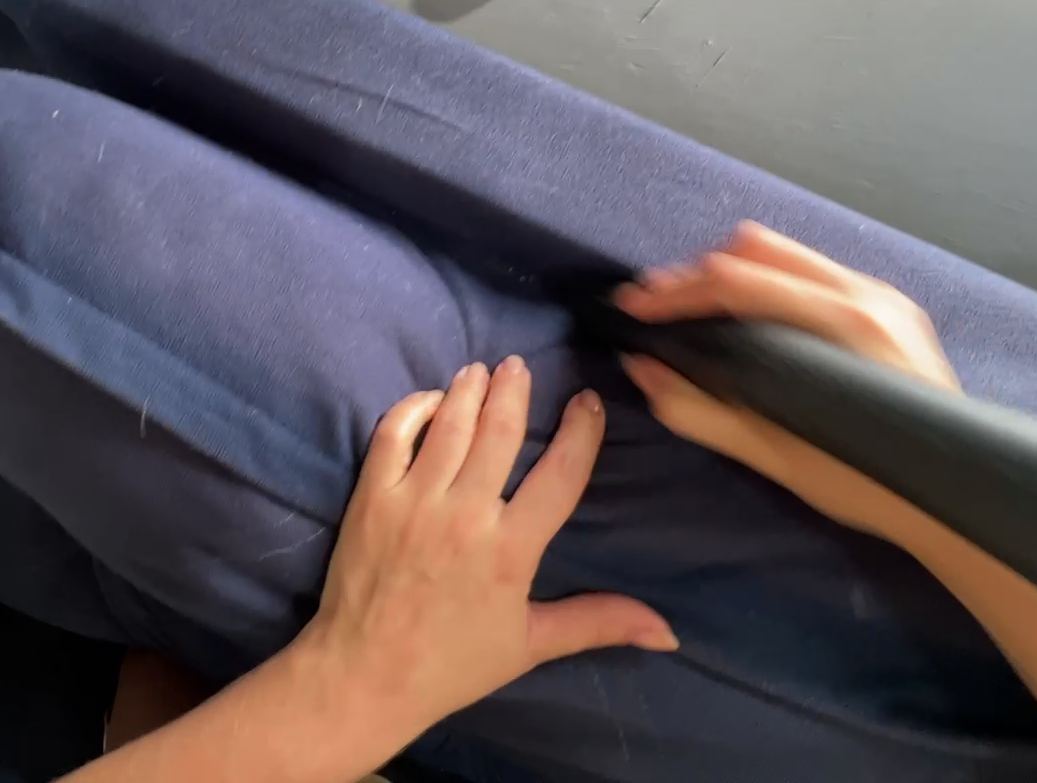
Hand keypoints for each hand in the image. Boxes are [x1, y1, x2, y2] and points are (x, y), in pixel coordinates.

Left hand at [293, 358, 677, 746]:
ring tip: (479, 368)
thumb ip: (597, 622)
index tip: (587, 401)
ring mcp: (414, 500)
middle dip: (512, 392)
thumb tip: (668, 631)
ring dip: (466, 390)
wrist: (367, 672)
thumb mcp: (530, 645)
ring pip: (448, 426)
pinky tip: (428, 400)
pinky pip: (392, 435)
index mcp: (512, 550)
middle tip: (517, 364)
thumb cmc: (452, 661)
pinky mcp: (372, 495)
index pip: (560, 476)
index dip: (579, 433)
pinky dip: (412, 409)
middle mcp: (465, 515)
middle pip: (498, 434)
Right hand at [613, 221, 954, 539]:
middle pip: (750, 248)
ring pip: (776, 249)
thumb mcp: (769, 455)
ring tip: (690, 304)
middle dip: (690, 274)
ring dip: (722, 270)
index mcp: (842, 324)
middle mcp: (863, 292)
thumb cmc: (864, 480)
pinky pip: (801, 264)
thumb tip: (639, 366)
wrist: (960, 497)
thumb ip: (695, 409)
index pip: (734, 281)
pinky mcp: (884, 299)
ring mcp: (878, 291)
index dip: (672, 292)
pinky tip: (740, 310)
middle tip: (653, 306)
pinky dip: (756, 276)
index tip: (630, 307)